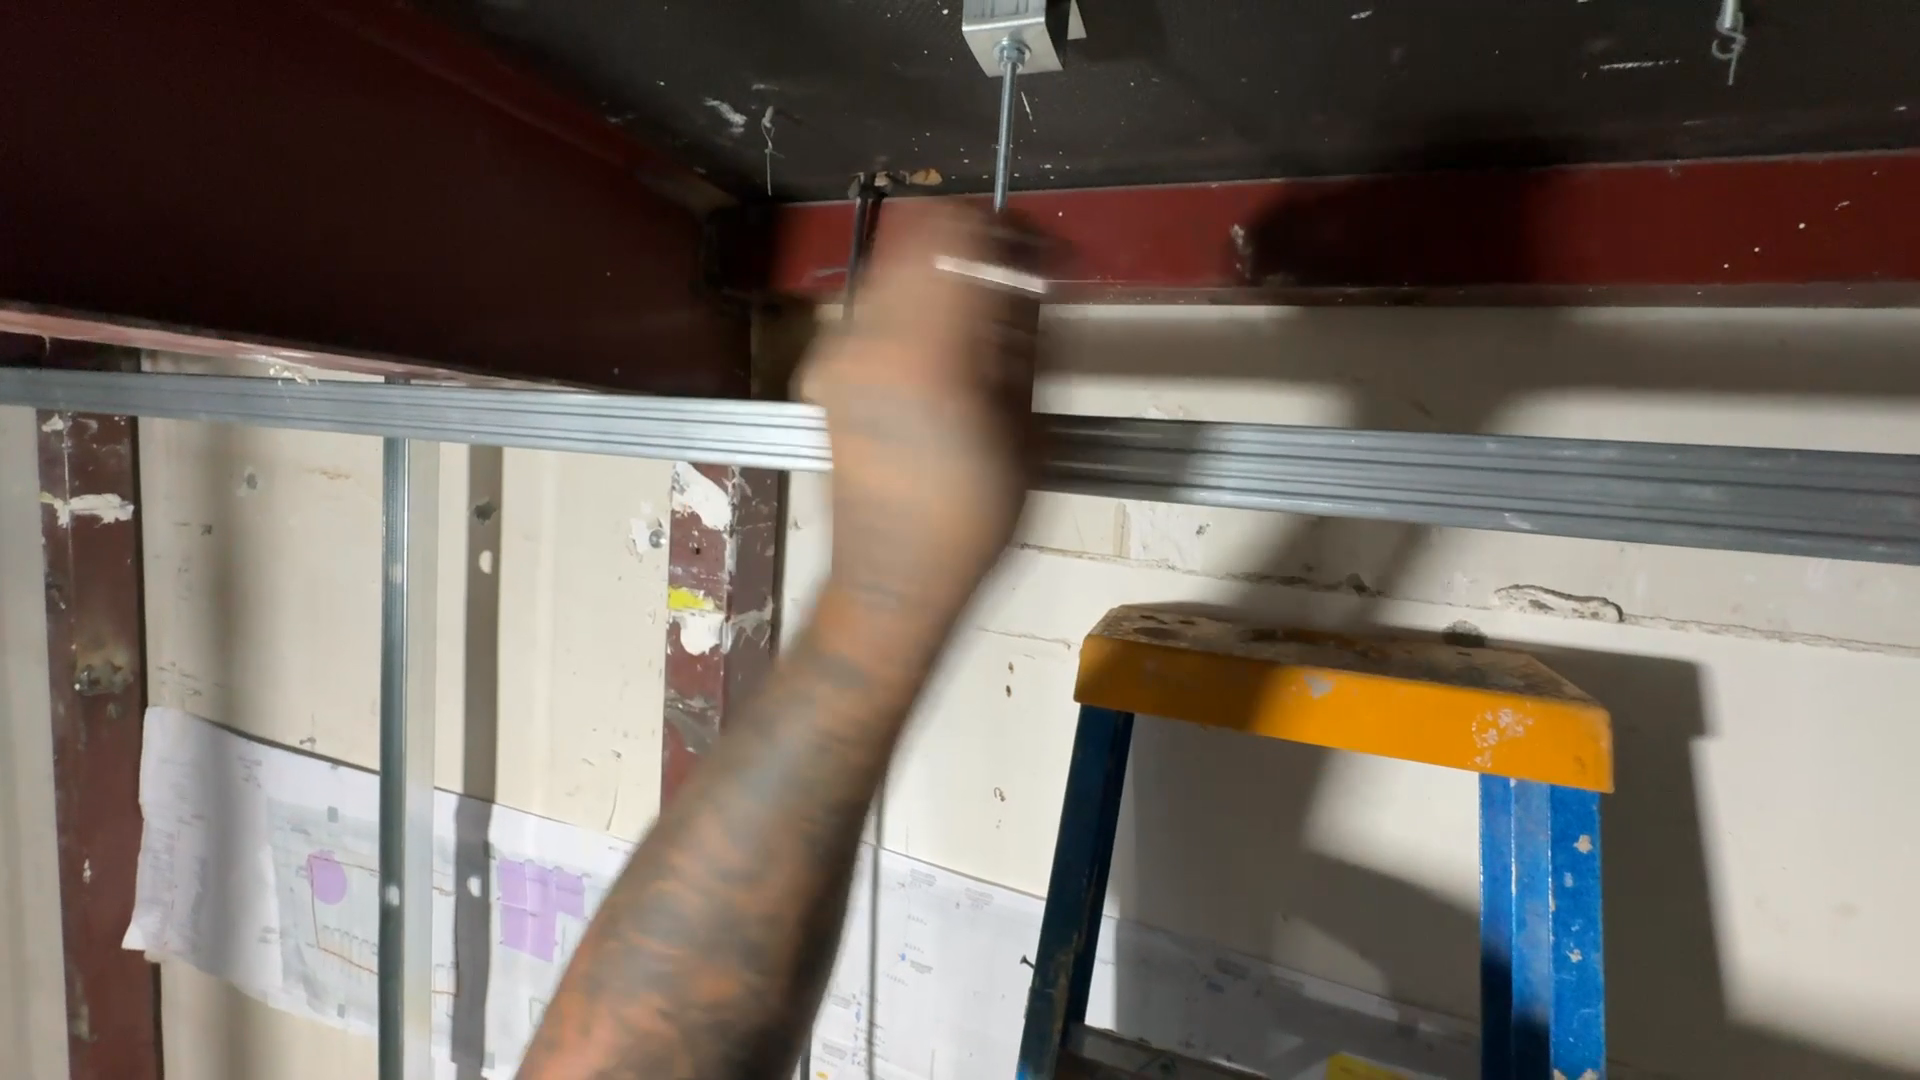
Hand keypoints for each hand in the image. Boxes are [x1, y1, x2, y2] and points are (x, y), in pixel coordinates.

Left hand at [799, 204, 1040, 626]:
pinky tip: (938, 360)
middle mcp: (864, 341)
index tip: (1037, 251)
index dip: (1004, 226)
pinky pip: (872, 314)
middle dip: (973, 250)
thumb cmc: (970, 521)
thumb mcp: (1022, 429)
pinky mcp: (823, 377)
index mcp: (924, 353)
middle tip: (1014, 289)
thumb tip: (1027, 272)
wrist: (890, 580)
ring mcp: (833, 358)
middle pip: (917, 240)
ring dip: (941, 281)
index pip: (956, 231)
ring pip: (892, 272)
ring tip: (980, 331)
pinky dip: (912, 314)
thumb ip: (1021, 336)